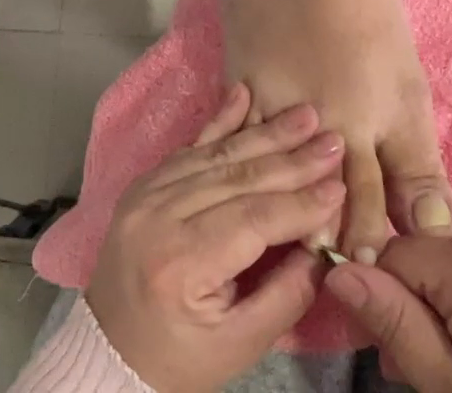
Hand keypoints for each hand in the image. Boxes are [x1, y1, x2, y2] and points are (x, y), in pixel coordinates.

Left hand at [87, 84, 345, 392]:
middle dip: (291, 158)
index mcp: (180, 264)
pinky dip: (219, 122)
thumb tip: (324, 244)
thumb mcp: (239, 345)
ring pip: (216, 157)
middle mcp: (157, 219)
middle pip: (237, 178)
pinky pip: (188, 148)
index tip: (342, 183)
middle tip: (333, 139)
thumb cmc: (179, 357)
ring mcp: (144, 196)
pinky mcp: (142, 185)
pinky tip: (243, 95)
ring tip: (304, 115)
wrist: (109, 351)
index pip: (253, 219)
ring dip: (264, 133)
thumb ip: (285, 294)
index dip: (301, 201)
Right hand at [223, 0, 451, 263]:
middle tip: (342, 287)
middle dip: (352, 250)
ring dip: (294, 225)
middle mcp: (351, 117)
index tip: (396, 273)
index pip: (409, 196)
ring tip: (288, 260)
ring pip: (295, 188)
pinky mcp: (245, 84)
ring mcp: (294, 105)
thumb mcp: (397, 44)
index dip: (404, 239)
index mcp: (400, 103)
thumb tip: (393, 166)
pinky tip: (233, 200)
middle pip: (352, 205)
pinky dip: (244, 175)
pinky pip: (247, 146)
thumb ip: (394, 112)